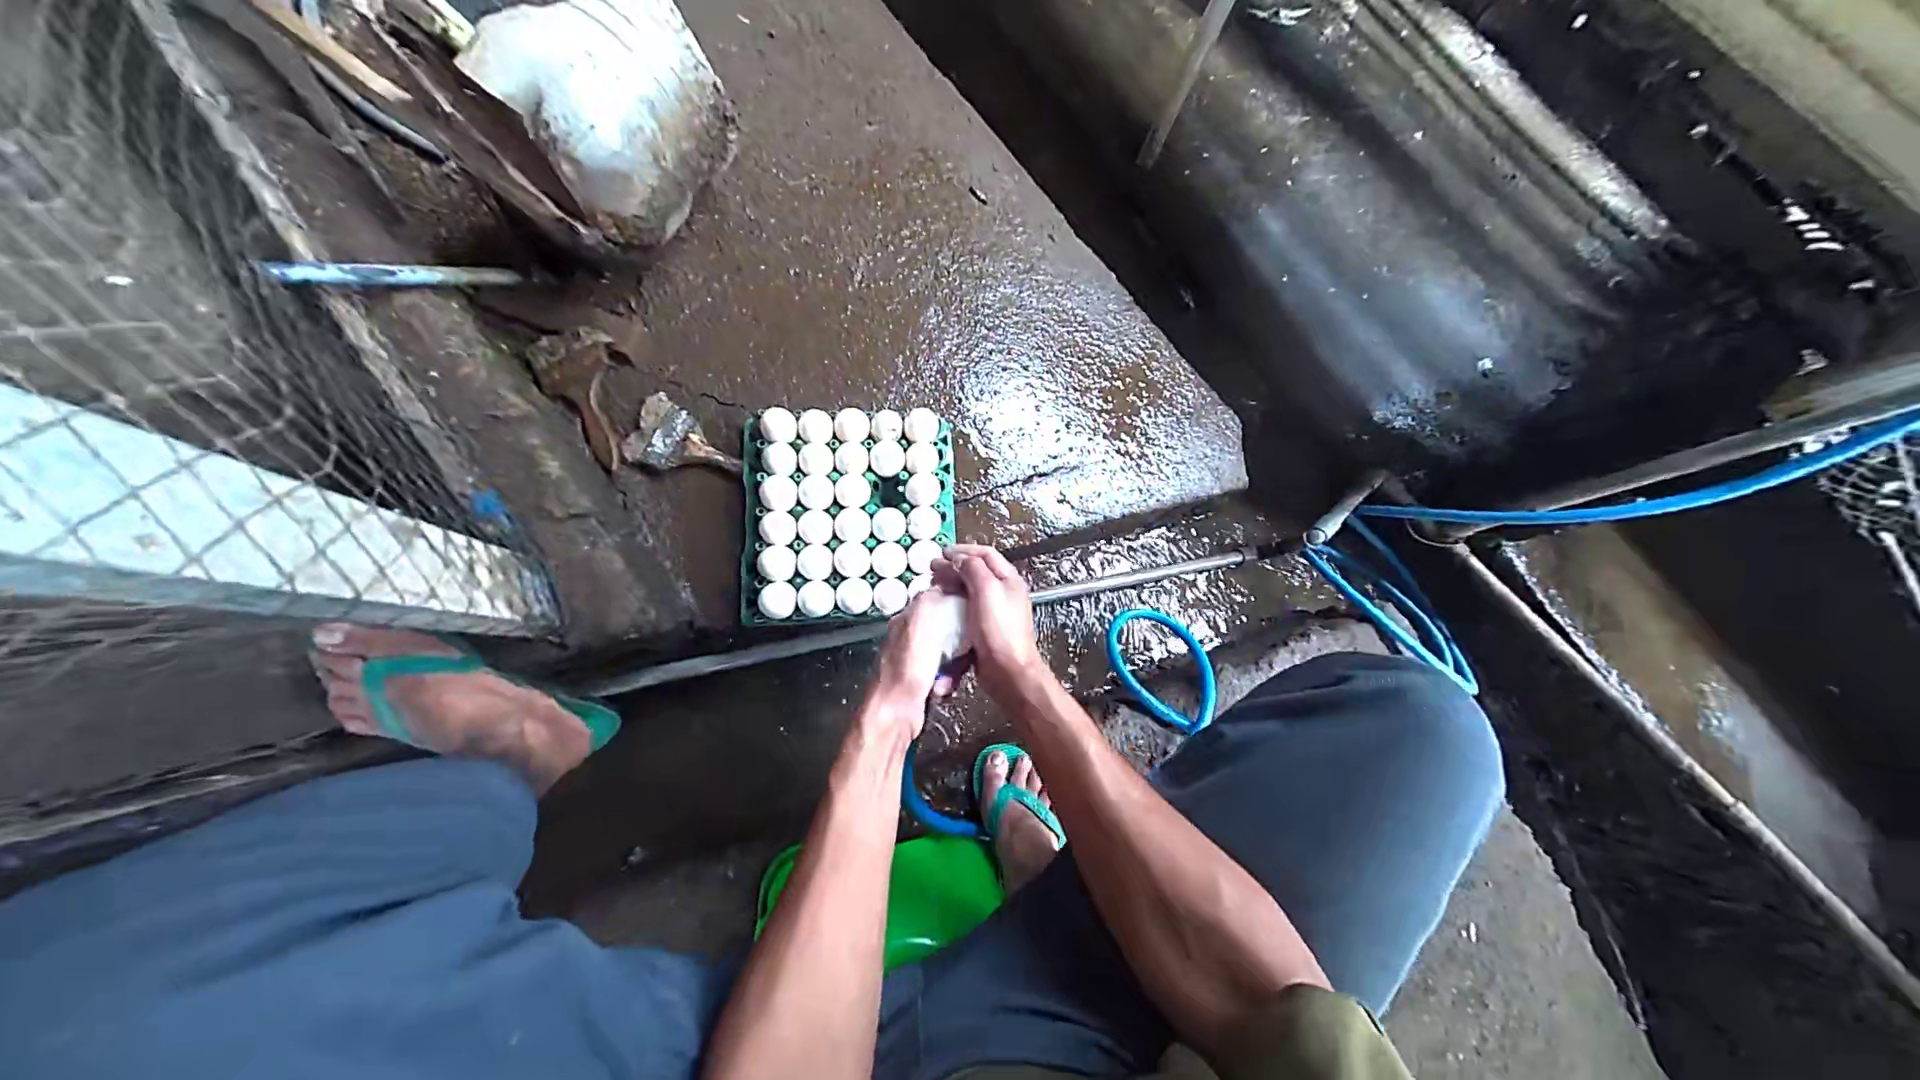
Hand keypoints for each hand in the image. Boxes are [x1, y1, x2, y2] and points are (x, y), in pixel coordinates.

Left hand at [866, 588, 965, 729]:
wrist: (894, 712)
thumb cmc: (908, 668)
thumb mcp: (924, 619)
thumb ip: (934, 598)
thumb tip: (947, 584)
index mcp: (910, 616)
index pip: (941, 599)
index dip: (960, 605)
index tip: (976, 614)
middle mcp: (910, 635)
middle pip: (950, 628)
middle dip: (961, 642)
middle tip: (963, 655)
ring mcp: (915, 658)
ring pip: (950, 653)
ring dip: (955, 666)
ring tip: (949, 678)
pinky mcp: (921, 680)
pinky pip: (946, 674)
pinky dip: (948, 682)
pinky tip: (943, 690)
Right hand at [932, 544, 1044, 697]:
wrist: (1007, 670)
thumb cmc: (999, 630)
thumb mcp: (986, 589)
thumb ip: (973, 568)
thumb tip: (960, 559)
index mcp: (1008, 579)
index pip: (985, 554)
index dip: (963, 550)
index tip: (943, 553)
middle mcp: (1004, 592)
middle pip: (977, 571)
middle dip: (954, 567)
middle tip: (934, 569)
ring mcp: (995, 611)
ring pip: (970, 590)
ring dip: (952, 585)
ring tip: (935, 586)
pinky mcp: (985, 628)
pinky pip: (967, 609)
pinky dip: (954, 604)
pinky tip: (942, 608)